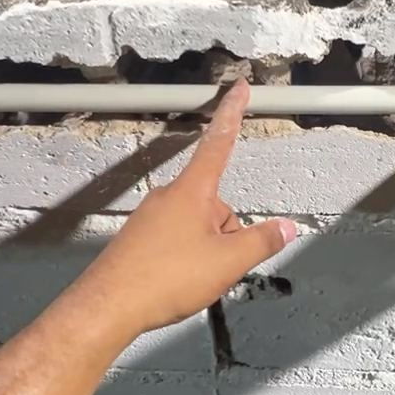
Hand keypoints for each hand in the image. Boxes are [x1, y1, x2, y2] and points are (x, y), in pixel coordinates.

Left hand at [66, 81, 296, 337]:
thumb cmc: (166, 278)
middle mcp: (169, 197)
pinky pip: (176, 240)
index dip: (233, 113)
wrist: (108, 307)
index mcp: (192, 192)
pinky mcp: (139, 239)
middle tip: (216, 265)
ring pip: (197, 225)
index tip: (239, 87)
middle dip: (226, 232)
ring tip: (192, 278)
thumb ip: (262, 242)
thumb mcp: (227, 262)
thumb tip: (287, 228)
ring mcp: (151, 217)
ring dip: (206, 249)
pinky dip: (185, 258)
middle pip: (216, 204)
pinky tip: (176, 282)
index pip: (219, 143)